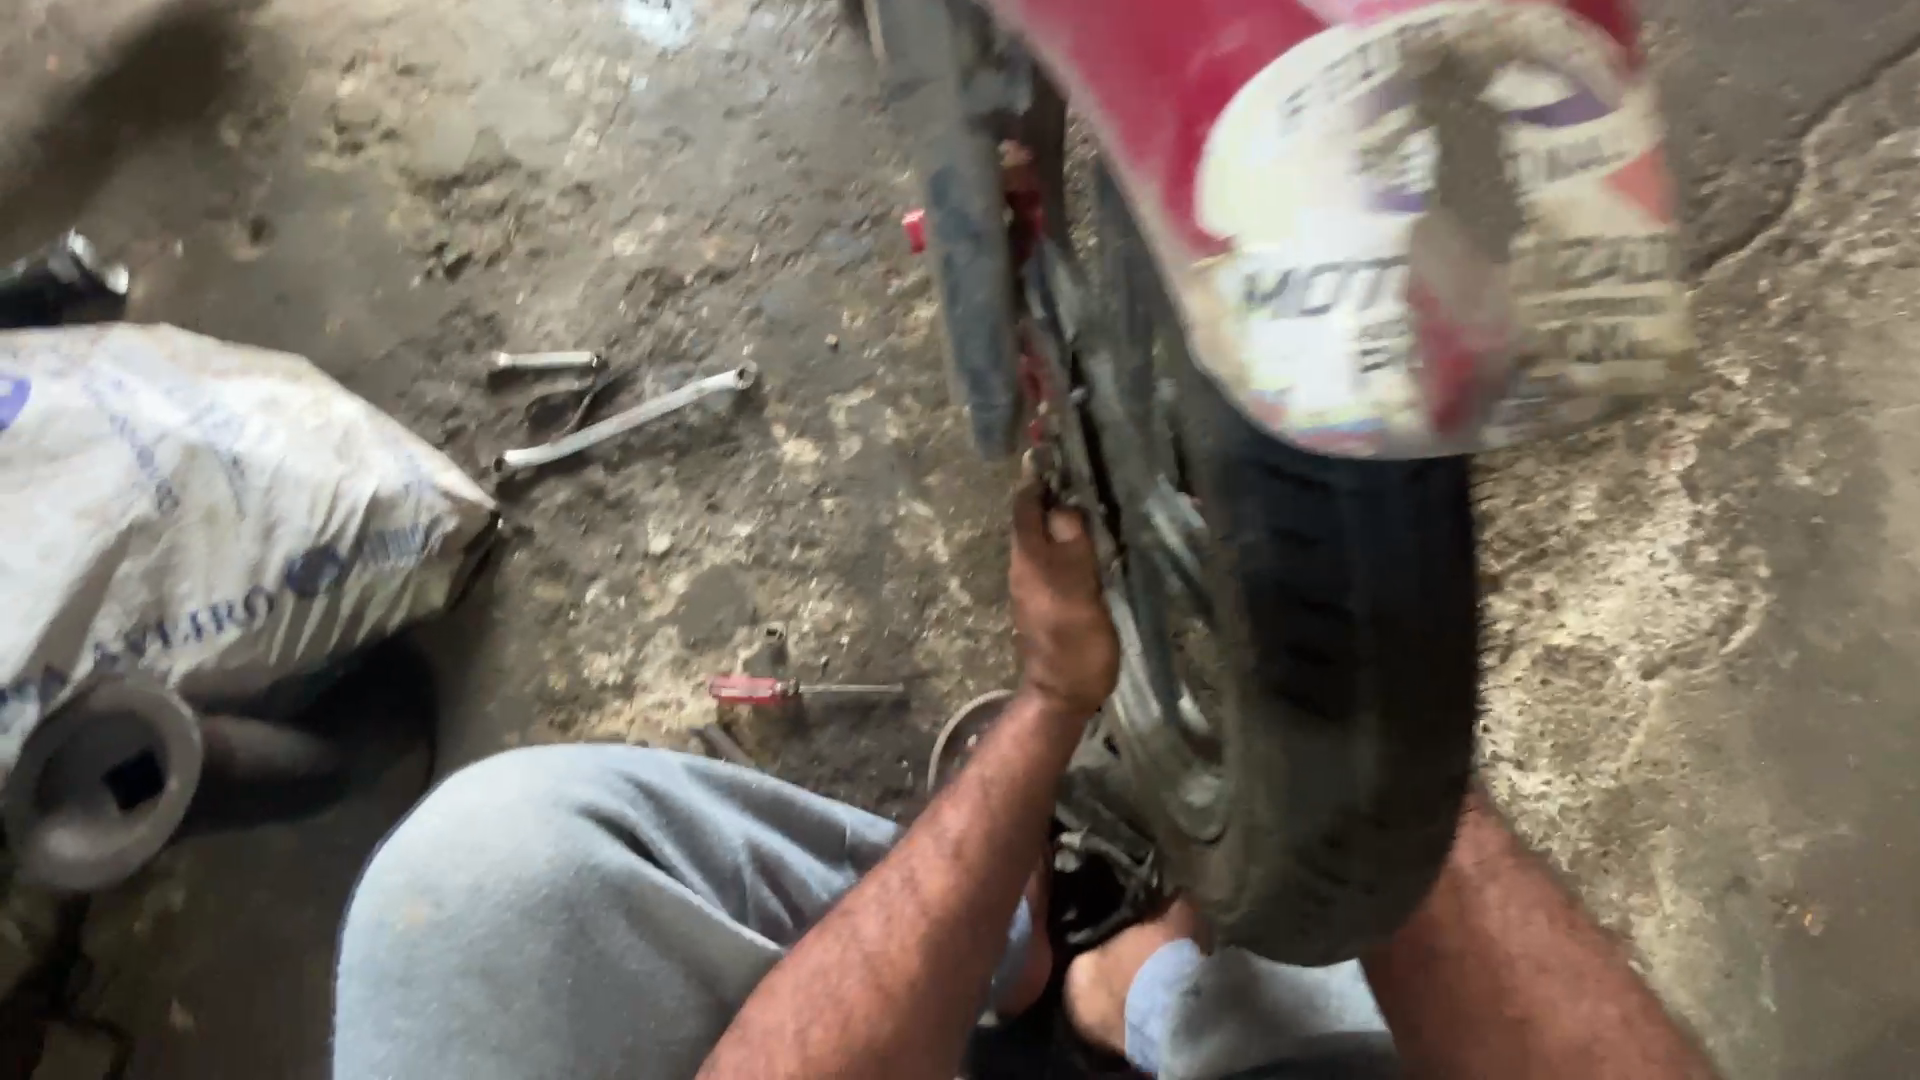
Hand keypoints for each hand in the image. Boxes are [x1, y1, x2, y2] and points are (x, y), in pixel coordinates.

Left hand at [1008, 481, 1119, 721]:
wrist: (1062, 693)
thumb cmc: (1074, 642)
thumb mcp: (1078, 590)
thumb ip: (1072, 545)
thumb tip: (1065, 504)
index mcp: (1029, 558)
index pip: (1025, 505)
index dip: (1039, 479)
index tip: (1062, 456)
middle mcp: (1024, 565)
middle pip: (1033, 519)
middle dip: (1054, 495)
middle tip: (1089, 475)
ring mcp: (1033, 584)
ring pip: (1045, 539)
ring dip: (1064, 520)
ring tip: (1096, 502)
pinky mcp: (1047, 599)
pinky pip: (1055, 559)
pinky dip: (1070, 544)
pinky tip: (1094, 542)